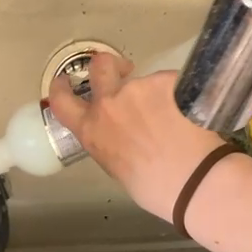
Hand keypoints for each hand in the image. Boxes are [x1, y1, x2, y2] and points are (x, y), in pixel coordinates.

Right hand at [45, 52, 230, 219]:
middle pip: (101, 65)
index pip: (62, 101)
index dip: (60, 87)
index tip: (65, 80)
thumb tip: (122, 134)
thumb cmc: (152, 187)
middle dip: (111, 65)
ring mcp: (139, 88)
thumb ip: (110, 142)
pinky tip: (190, 113)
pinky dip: (179, 94)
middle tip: (125, 72)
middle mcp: (109, 103)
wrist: (192, 180)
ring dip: (154, 91)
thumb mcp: (116, 167)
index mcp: (92, 131)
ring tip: (174, 114)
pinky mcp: (168, 80)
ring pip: (144, 80)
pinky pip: (171, 82)